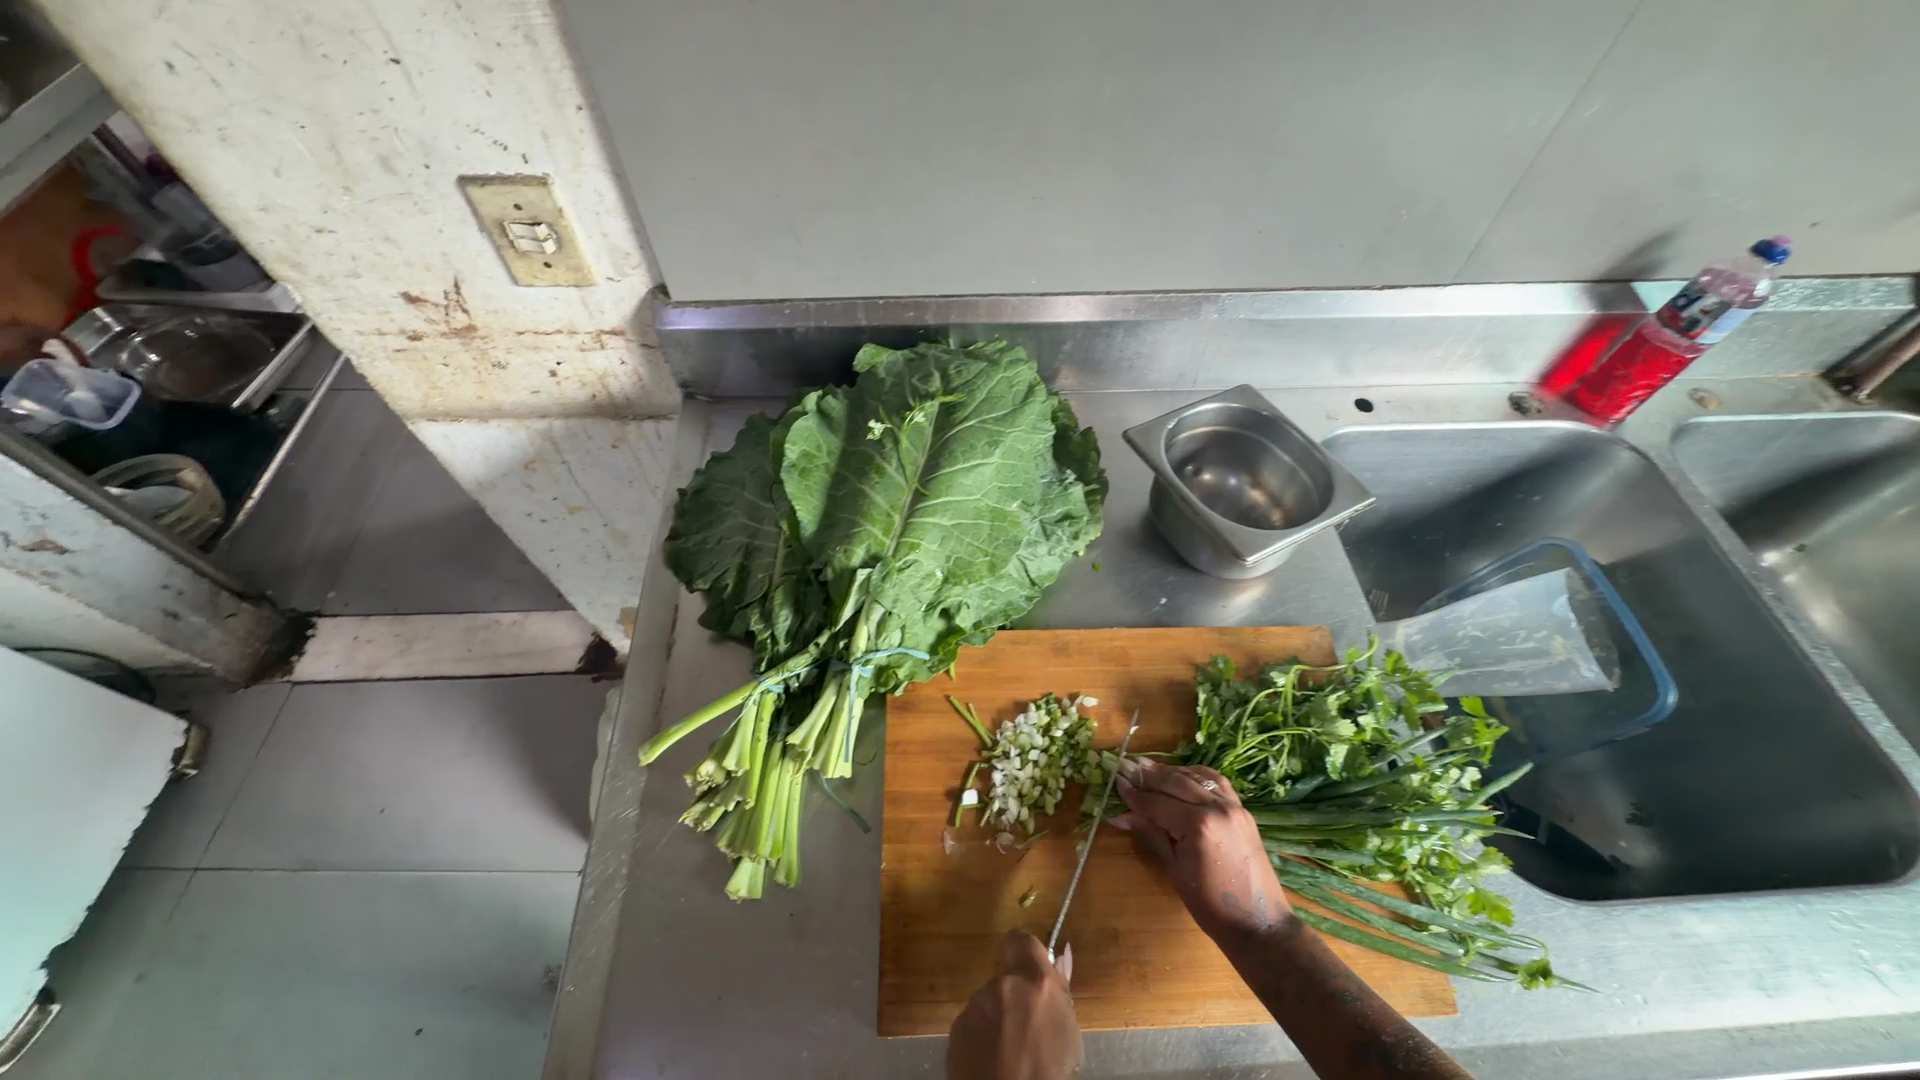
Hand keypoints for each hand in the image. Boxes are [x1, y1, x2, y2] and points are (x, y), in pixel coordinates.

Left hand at [946, 930, 1082, 1079]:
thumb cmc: (1051, 1071)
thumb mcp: (1068, 1030)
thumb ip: (1060, 989)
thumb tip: (1061, 955)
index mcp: (1035, 981)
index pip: (1021, 940)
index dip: (1025, 952)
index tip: (1031, 971)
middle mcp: (1002, 985)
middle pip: (1006, 979)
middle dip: (1015, 997)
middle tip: (1026, 1027)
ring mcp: (975, 1005)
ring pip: (988, 1002)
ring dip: (998, 1017)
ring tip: (1009, 1049)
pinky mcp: (956, 1028)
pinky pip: (972, 1023)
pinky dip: (981, 1036)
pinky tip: (991, 1059)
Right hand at [1111, 758, 1291, 941]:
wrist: (1259, 923)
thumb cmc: (1211, 905)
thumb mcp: (1175, 870)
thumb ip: (1151, 835)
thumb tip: (1121, 816)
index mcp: (1197, 825)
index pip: (1157, 802)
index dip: (1134, 794)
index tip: (1115, 782)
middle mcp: (1216, 807)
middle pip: (1175, 782)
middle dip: (1148, 776)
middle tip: (1125, 767)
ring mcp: (1233, 806)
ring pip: (1196, 777)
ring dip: (1170, 771)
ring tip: (1147, 768)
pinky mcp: (1243, 810)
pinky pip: (1217, 783)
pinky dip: (1196, 775)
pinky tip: (1182, 775)